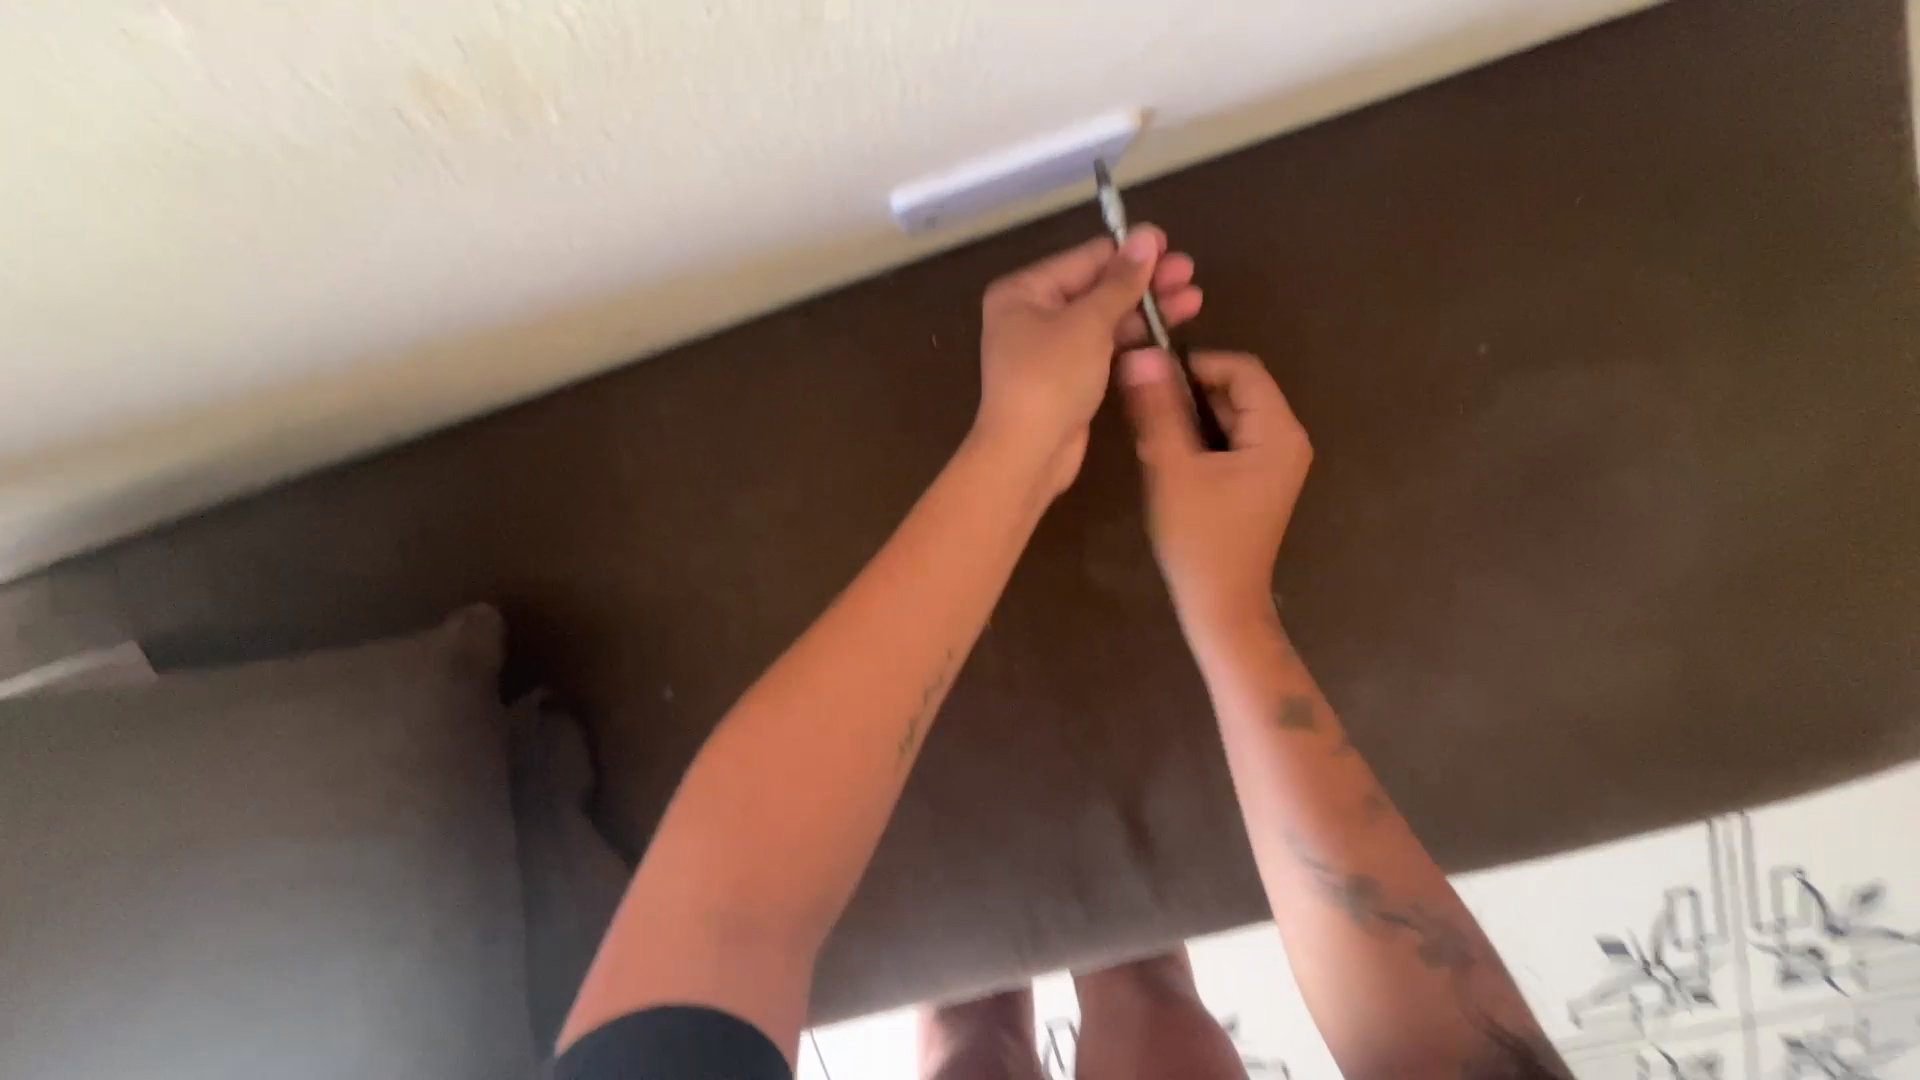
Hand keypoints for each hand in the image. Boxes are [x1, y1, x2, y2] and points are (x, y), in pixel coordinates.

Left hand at [975, 226, 1202, 496]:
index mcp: (1023, 291)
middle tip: (1190, 274)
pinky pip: (1102, 348)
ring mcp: (1049, 349)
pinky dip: (1131, 339)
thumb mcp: (1088, 323)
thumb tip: (1148, 236)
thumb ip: (1121, 281)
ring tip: (1193, 300)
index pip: (1085, 259)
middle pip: (1095, 288)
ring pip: (1103, 320)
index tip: (1172, 246)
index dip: (1130, 252)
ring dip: (1144, 310)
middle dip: (1143, 282)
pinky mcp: (1066, 378)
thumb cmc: (1050, 378)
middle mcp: (1031, 315)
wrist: (1029, 452)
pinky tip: (1167, 331)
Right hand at [1119, 348, 1311, 634]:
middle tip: (1144, 416)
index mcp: (1278, 431)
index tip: (1149, 383)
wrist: (1220, 604)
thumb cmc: (1199, 537)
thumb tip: (1139, 355)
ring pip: (1228, 417)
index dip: (1193, 366)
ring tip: (1151, 441)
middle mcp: (1286, 440)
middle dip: (1187, 396)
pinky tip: (1168, 462)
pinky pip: (1229, 443)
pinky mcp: (1258, 482)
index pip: (1241, 369)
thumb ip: (1157, 409)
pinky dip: (1198, 442)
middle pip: (1236, 392)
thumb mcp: (1171, 468)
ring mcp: (1275, 463)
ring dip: (1188, 420)